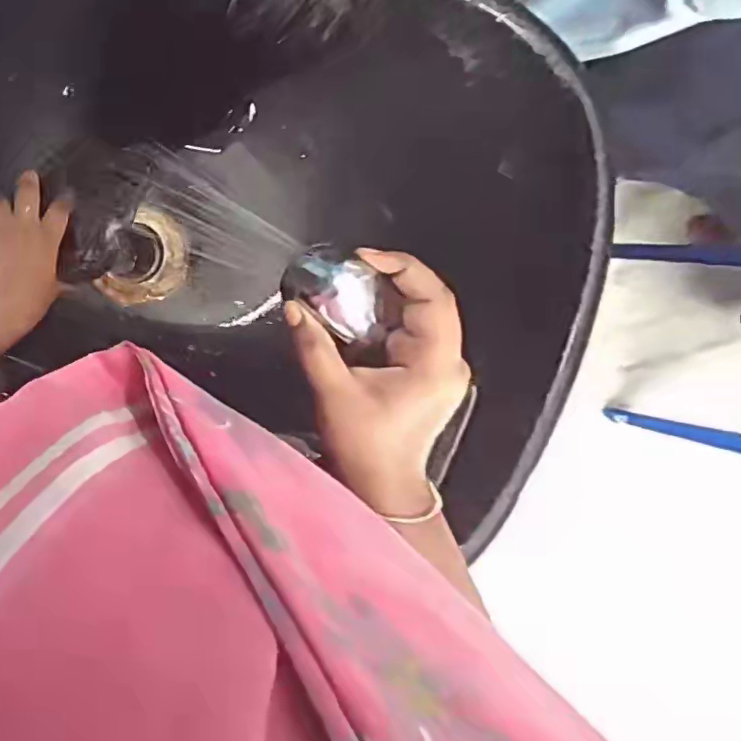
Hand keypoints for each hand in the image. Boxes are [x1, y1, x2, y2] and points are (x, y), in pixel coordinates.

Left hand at [0, 170, 71, 348]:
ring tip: (2, 207)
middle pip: (27, 191)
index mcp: (47, 237)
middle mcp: (24, 225)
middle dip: (28, 181)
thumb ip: (61, 282)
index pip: (60, 209)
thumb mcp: (51, 291)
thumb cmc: (29, 302)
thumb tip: (72, 286)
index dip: (64, 200)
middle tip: (28, 176)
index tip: (66, 196)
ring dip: (1, 204)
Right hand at [285, 248, 470, 517]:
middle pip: (429, 301)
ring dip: (384, 295)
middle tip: (350, 266)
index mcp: (435, 362)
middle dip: (390, 277)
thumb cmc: (364, 442)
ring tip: (346, 283)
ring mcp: (438, 367)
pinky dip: (381, 314)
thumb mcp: (333, 390)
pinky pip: (408, 329)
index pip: (434, 299)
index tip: (363, 257)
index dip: (402, 268)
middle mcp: (446, 360)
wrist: (382, 483)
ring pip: (419, 314)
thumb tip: (294, 307)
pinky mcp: (424, 372)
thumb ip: (314, 345)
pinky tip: (353, 311)